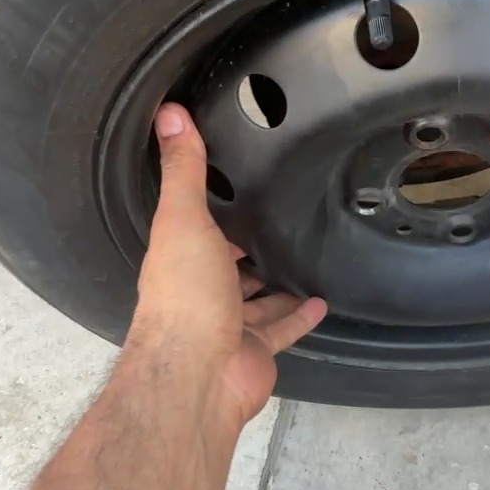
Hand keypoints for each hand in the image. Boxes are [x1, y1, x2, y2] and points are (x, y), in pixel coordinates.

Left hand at [128, 103, 326, 427]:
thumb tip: (169, 115)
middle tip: (273, 224)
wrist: (198, 374)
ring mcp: (229, 323)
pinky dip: (301, 315)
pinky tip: (321, 301)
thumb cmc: (184, 298)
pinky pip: (284, 328)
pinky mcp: (257, 348)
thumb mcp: (184, 218)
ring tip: (300, 259)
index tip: (234, 188)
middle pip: (228, 264)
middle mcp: (201, 291)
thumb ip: (184, 169)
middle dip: (246, 247)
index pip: (196, 227)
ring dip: (275, 282)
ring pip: (257, 298)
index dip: (213, 209)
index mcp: (180, 258)